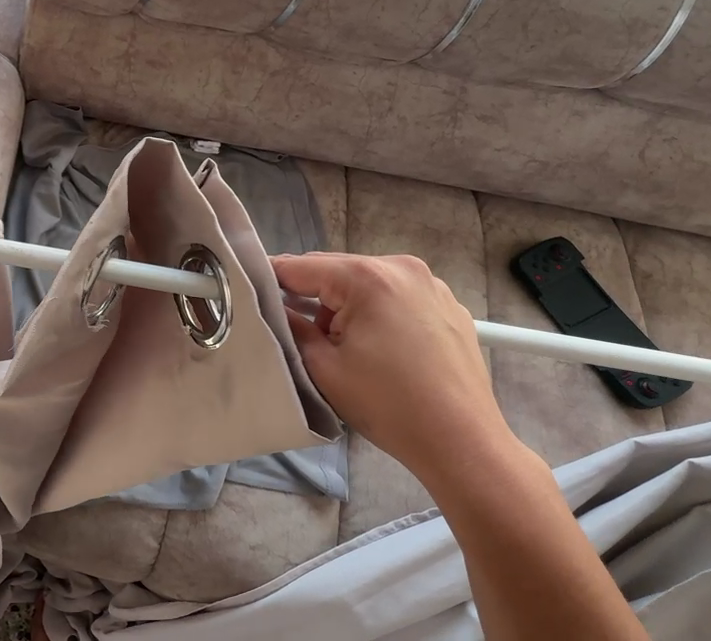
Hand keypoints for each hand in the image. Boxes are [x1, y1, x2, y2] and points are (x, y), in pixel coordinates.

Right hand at [275, 252, 517, 486]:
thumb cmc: (388, 405)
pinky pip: (396, 296)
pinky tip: (378, 348)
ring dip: (345, 304)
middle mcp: (402, 268)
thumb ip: (290, 327)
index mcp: (367, 277)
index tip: (247, 293)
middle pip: (334, 270)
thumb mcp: (323, 366)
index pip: (299, 267)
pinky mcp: (450, 307)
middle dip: (311, 294)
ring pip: (365, 282)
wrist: (463, 444)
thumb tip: (274, 309)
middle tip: (295, 329)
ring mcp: (431, 285)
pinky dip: (378, 311)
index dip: (268, 280)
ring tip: (341, 345)